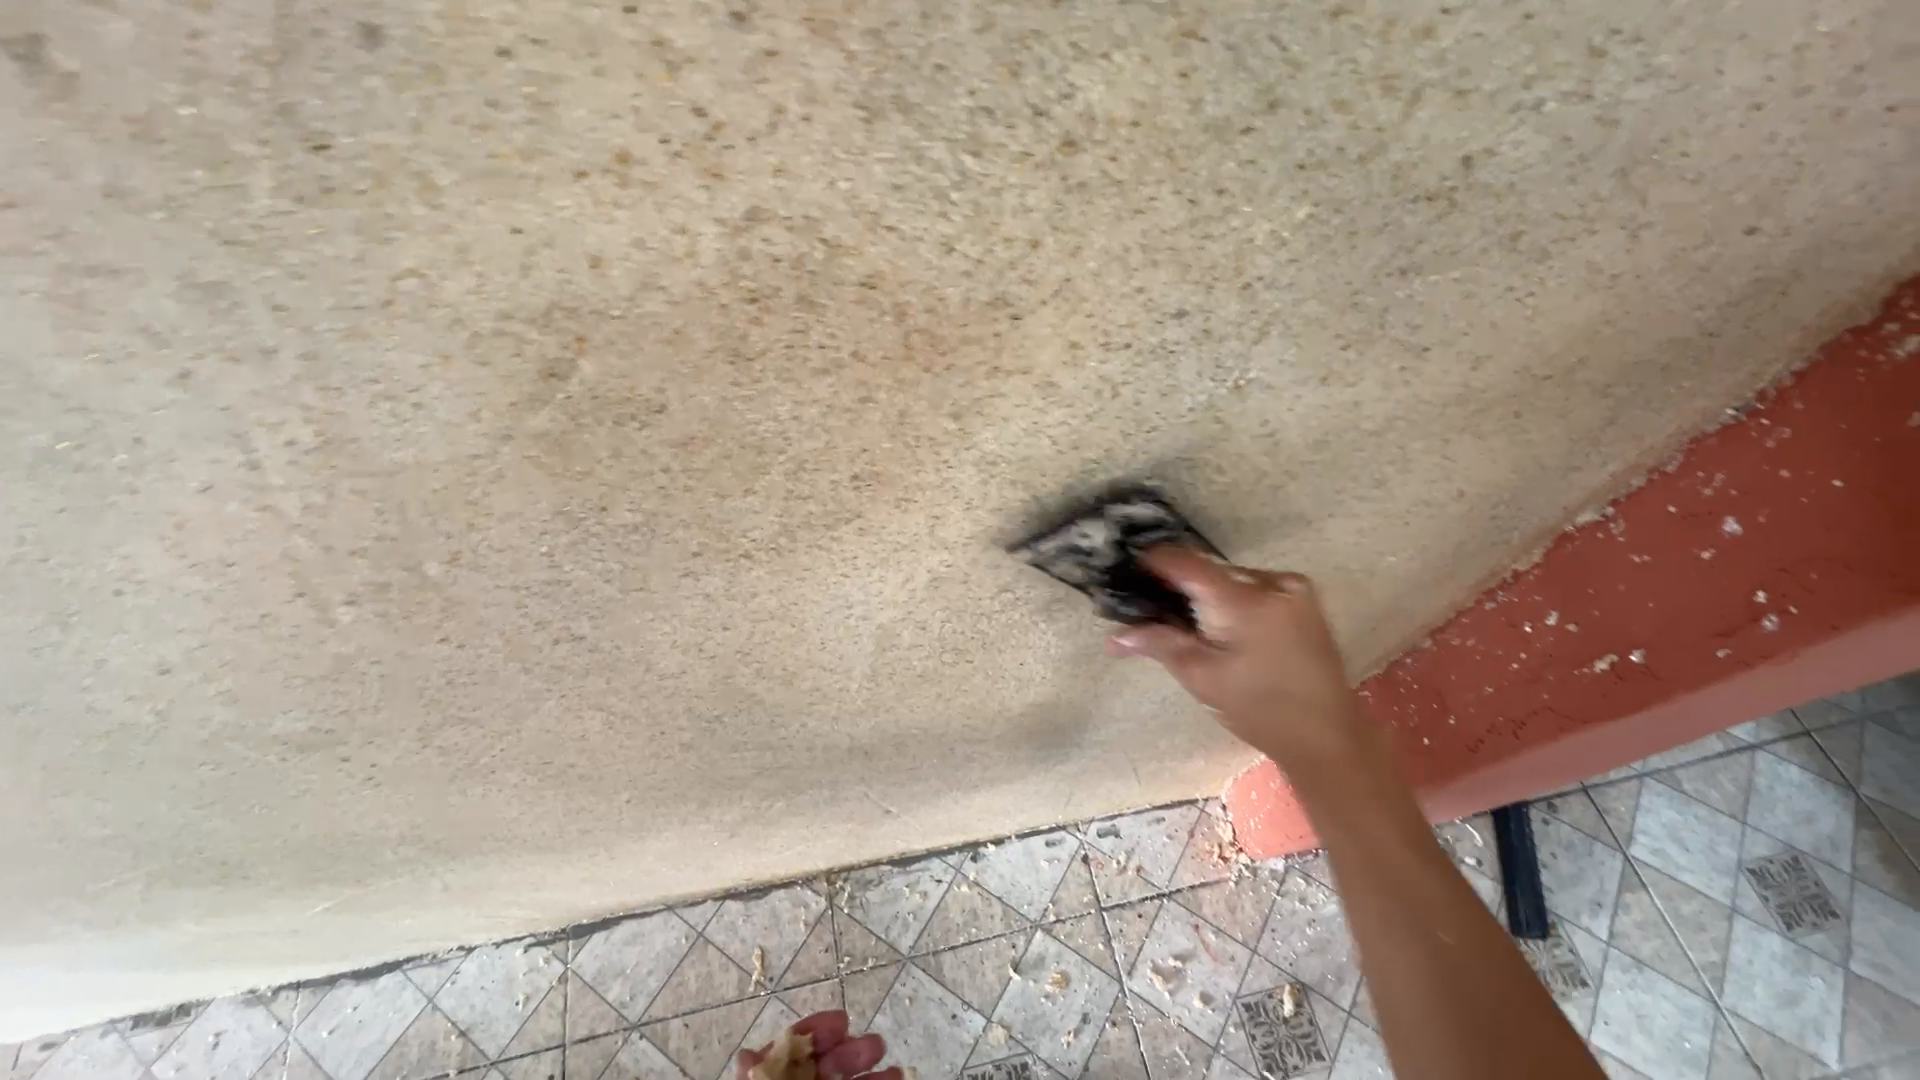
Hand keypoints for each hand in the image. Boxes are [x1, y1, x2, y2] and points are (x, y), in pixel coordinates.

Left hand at [734, 1011, 900, 1079]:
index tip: (842, 1021)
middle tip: (876, 1046)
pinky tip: (897, 1079)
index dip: (816, 1030)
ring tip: (894, 1071)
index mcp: (774, 1075)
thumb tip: (745, 1057)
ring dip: (872, 1073)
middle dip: (851, 1051)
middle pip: (825, 1063)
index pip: (794, 1045)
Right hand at [1106, 546, 1377, 768]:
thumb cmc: (1258, 709)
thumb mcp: (1202, 677)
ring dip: (1207, 594)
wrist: (1326, 734)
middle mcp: (1271, 582)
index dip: (1153, 562)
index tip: (1127, 571)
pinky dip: (1233, 600)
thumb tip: (1114, 637)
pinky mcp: (1305, 600)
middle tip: (1152, 610)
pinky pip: (1255, 588)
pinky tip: (1224, 627)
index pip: (1186, 563)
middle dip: (1179, 587)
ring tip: (1186, 623)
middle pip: (1209, 571)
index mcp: (1244, 600)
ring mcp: (1293, 589)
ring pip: (1232, 579)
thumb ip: (1159, 644)